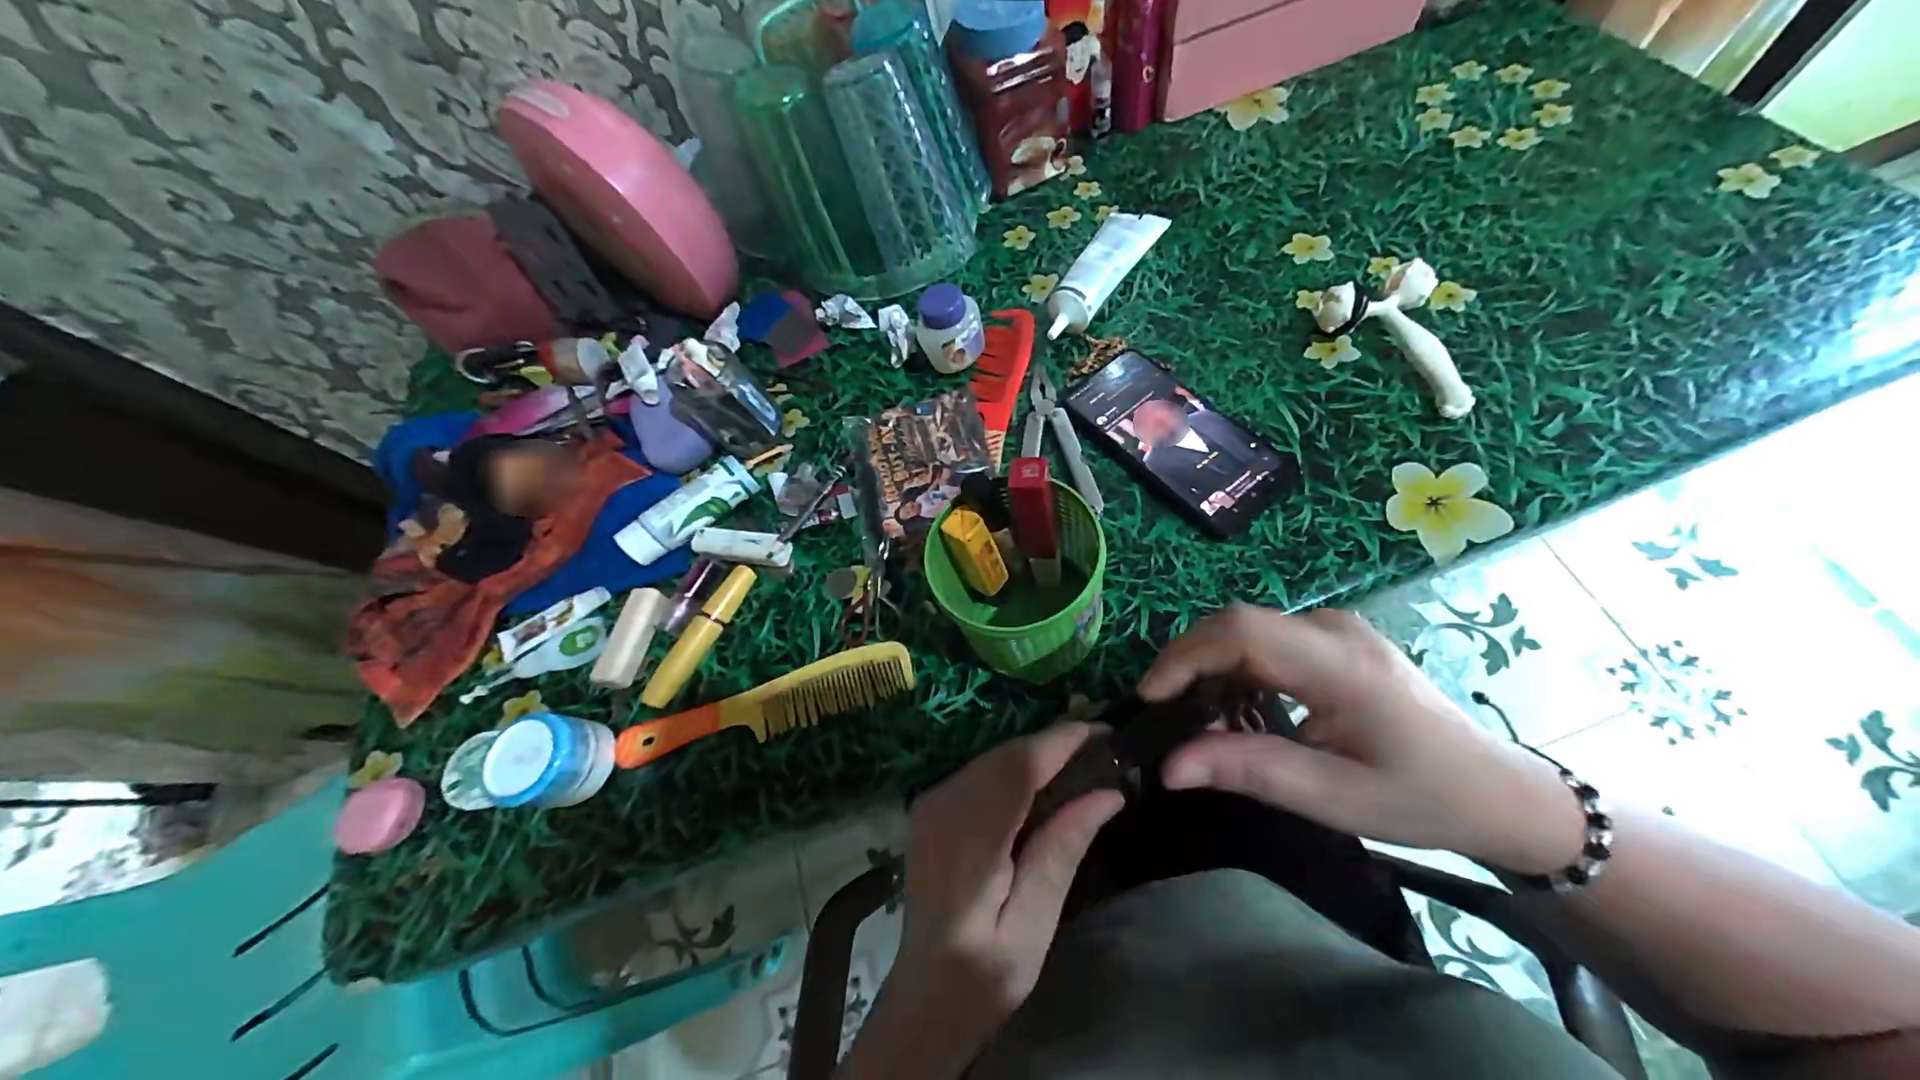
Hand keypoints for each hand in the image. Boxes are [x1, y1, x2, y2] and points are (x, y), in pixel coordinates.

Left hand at [842, 723, 1122, 1078]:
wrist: (925, 995)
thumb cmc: (985, 972)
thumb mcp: (1035, 922)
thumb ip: (1063, 849)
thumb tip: (1108, 793)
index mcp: (968, 836)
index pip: (1019, 765)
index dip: (1062, 740)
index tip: (1107, 733)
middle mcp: (942, 806)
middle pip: (1005, 753)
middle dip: (1054, 743)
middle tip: (1104, 750)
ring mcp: (930, 804)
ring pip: (992, 758)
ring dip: (1035, 754)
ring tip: (1082, 762)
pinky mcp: (930, 809)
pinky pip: (979, 772)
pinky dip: (1014, 769)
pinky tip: (1042, 784)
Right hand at [1141, 605, 1584, 874]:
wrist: (1498, 790)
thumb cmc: (1422, 799)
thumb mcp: (1335, 798)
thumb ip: (1250, 771)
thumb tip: (1169, 765)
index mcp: (1340, 663)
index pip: (1241, 631)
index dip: (1184, 657)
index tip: (1150, 701)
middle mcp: (1333, 629)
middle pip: (1235, 623)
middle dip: (1187, 662)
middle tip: (1163, 714)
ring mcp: (1334, 628)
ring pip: (1244, 628)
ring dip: (1208, 666)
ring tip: (1195, 716)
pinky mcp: (1332, 638)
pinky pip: (1264, 639)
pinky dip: (1233, 667)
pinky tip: (1235, 708)